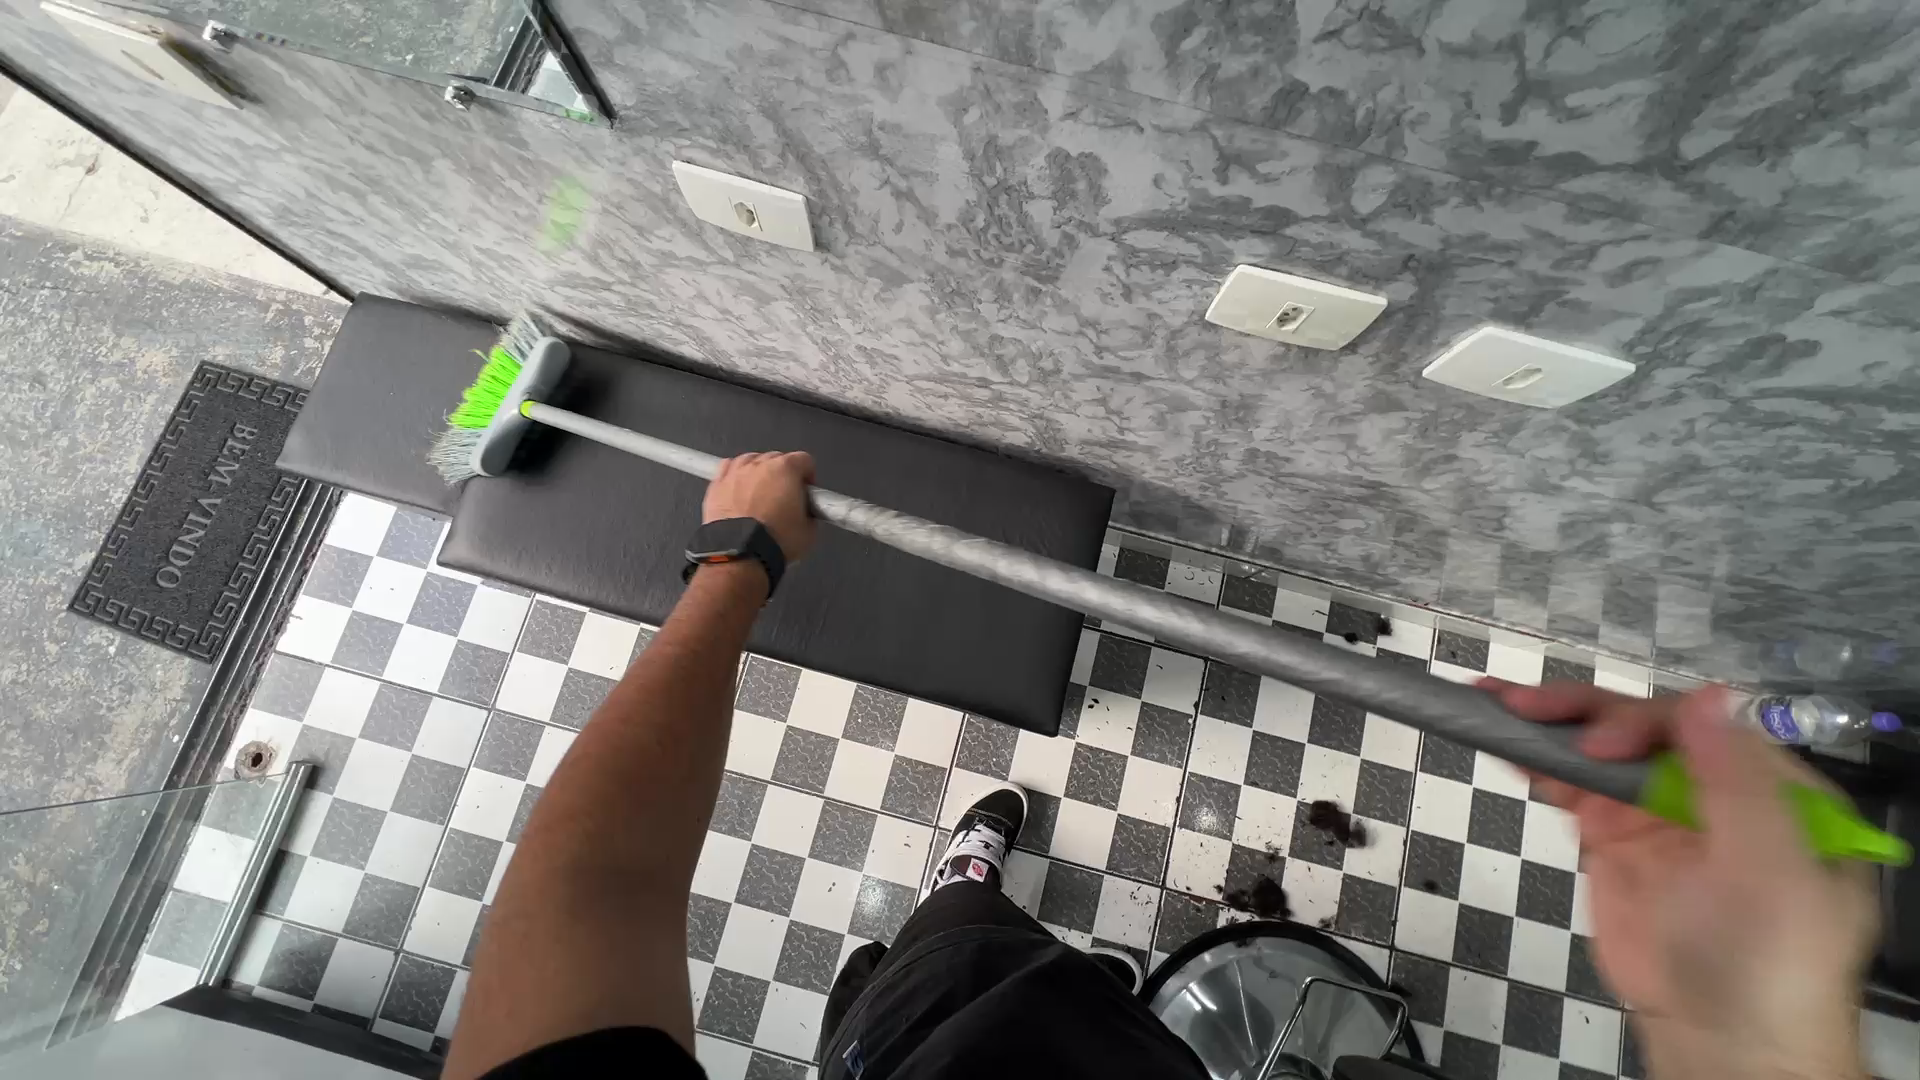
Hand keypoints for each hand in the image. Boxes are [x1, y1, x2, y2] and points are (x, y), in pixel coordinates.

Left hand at [703, 452, 816, 561]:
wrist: (741, 554)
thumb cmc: (776, 540)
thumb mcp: (809, 530)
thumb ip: (810, 512)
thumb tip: (806, 512)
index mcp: (786, 469)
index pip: (804, 460)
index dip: (808, 476)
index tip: (806, 491)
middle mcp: (760, 464)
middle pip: (777, 458)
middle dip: (783, 475)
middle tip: (785, 497)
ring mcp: (735, 472)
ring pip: (751, 460)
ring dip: (759, 472)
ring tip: (760, 493)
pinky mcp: (716, 485)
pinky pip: (728, 468)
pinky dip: (736, 474)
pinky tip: (739, 487)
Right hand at [1483, 679, 1874, 1079]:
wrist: (1711, 1030)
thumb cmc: (1759, 954)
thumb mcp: (1768, 872)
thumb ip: (1738, 783)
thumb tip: (1711, 694)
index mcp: (1769, 791)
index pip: (1700, 726)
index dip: (1640, 721)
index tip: (1592, 746)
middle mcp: (1709, 787)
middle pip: (1637, 726)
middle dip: (1579, 710)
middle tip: (1520, 706)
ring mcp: (1652, 808)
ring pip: (1594, 745)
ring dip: (1545, 720)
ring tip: (1491, 700)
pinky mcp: (1607, 830)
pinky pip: (1566, 781)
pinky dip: (1531, 758)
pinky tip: (1498, 740)